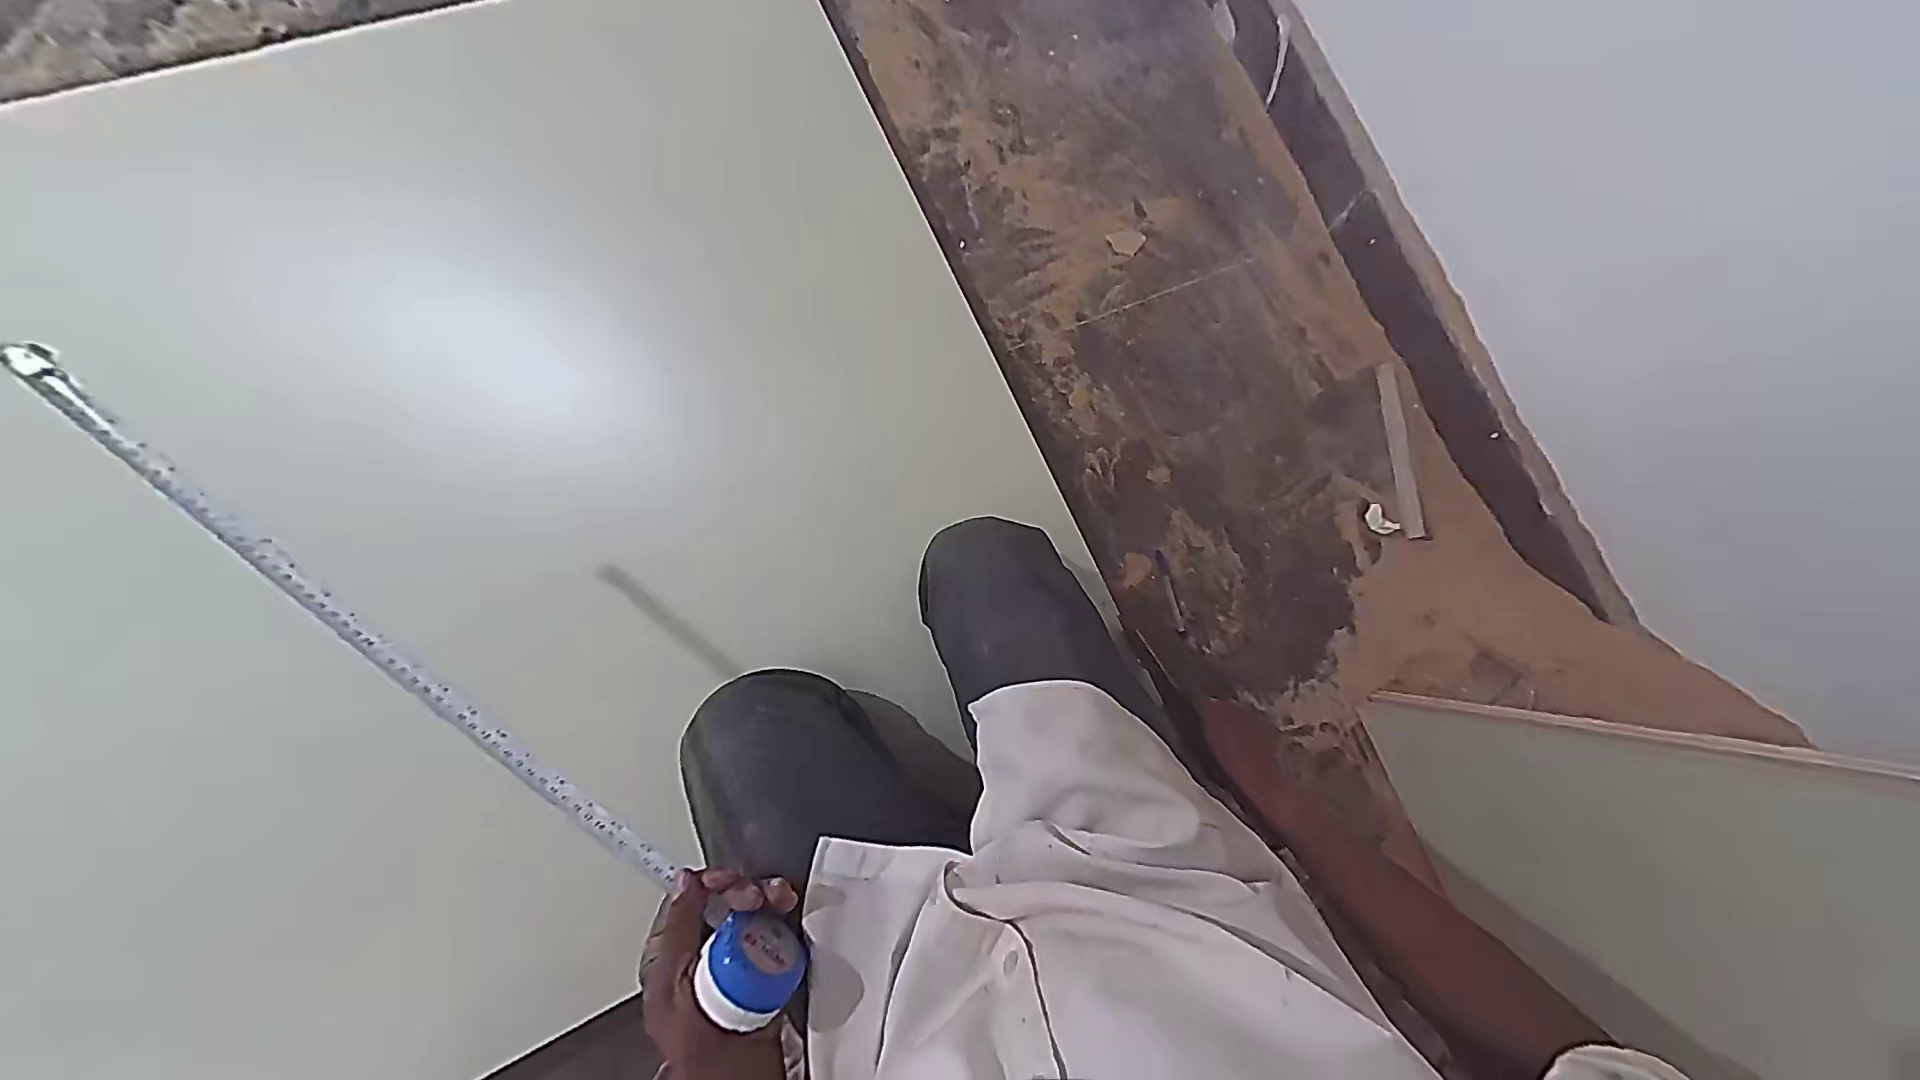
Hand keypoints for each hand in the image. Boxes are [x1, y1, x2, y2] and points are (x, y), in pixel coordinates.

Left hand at [640, 869, 799, 1079]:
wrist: (737, 1073)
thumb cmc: (695, 1043)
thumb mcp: (672, 985)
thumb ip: (676, 930)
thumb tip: (683, 881)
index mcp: (676, 952)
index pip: (691, 898)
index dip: (710, 882)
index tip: (727, 881)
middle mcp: (708, 948)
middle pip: (728, 898)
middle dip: (745, 889)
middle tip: (754, 898)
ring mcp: (740, 954)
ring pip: (758, 906)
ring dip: (771, 895)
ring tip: (780, 898)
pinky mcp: (769, 961)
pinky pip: (781, 925)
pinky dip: (788, 913)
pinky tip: (790, 910)